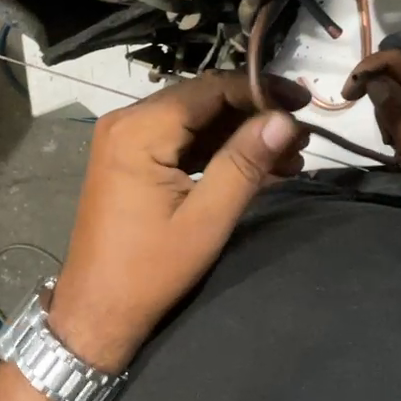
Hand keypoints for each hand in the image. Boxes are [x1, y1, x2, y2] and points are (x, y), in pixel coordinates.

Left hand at [49, 72, 309, 370]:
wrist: (97, 312)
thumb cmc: (150, 270)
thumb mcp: (206, 218)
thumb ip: (245, 163)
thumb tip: (285, 120)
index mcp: (140, 129)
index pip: (210, 88)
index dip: (261, 90)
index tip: (303, 104)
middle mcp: (127, 122)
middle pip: (204, 101)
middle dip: (255, 115)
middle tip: (302, 137)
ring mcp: (126, 140)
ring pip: (196, 122)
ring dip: (241, 136)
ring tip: (290, 158)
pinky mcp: (131, 160)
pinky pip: (182, 142)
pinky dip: (218, 151)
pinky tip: (258, 168)